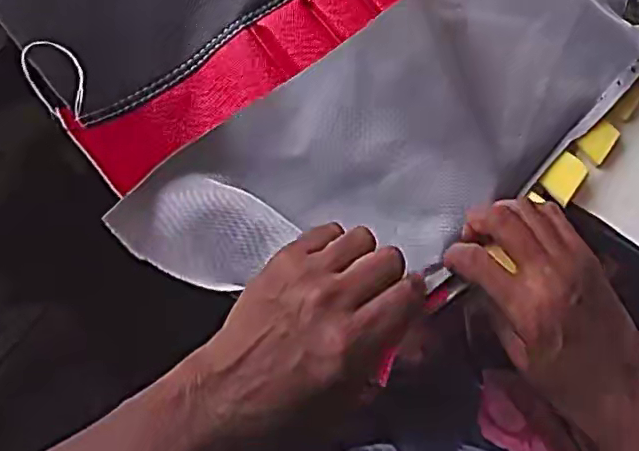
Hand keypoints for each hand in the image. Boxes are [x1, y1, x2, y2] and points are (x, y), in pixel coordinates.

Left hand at [180, 223, 425, 445]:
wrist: (224, 395)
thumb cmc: (277, 409)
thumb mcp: (343, 404)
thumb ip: (382, 362)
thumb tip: (407, 331)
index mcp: (349, 344)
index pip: (408, 293)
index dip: (414, 295)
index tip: (409, 299)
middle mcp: (331, 302)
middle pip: (390, 258)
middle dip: (390, 276)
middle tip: (378, 291)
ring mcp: (307, 275)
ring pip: (362, 237)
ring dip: (362, 257)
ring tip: (350, 276)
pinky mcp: (286, 258)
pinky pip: (328, 229)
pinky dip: (332, 245)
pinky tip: (325, 265)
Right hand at [444, 199, 638, 450]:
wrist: (624, 388)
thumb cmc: (572, 384)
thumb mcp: (520, 358)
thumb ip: (493, 313)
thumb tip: (476, 284)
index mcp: (528, 307)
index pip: (479, 260)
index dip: (457, 253)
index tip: (452, 256)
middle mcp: (550, 273)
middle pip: (502, 219)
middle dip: (476, 219)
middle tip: (469, 232)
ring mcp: (571, 258)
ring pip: (528, 207)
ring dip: (503, 210)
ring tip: (494, 225)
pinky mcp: (587, 253)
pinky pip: (555, 214)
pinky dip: (534, 211)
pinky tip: (525, 224)